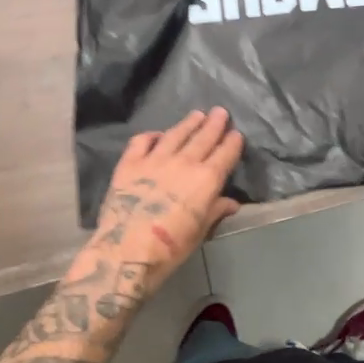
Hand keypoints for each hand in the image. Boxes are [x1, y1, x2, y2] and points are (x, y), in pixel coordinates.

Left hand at [88, 108, 243, 289]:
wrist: (127, 250)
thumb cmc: (171, 247)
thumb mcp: (200, 231)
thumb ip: (215, 210)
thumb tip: (231, 203)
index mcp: (206, 179)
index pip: (225, 154)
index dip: (232, 142)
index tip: (236, 133)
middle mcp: (183, 163)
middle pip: (203, 138)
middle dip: (214, 124)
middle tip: (220, 111)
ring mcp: (155, 160)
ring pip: (175, 134)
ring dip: (188, 123)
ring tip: (196, 114)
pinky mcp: (130, 163)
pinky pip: (142, 141)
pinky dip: (151, 135)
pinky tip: (157, 135)